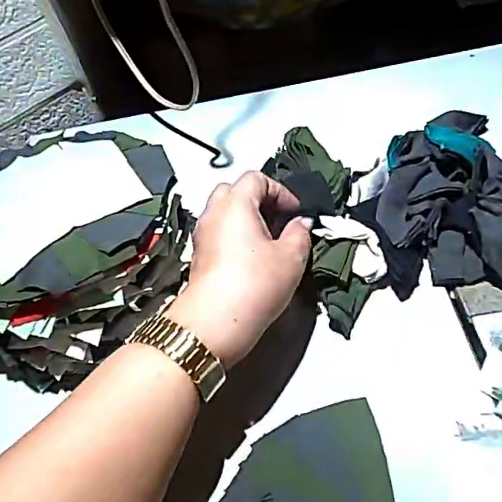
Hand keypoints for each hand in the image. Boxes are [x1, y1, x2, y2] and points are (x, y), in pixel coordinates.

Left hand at [165, 172, 312, 366]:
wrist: (216, 323)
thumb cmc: (251, 286)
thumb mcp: (292, 257)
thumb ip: (300, 233)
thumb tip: (301, 224)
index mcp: (235, 203)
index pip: (257, 179)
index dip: (281, 191)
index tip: (295, 211)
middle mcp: (214, 214)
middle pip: (235, 191)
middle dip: (260, 201)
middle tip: (281, 220)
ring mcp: (203, 236)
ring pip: (225, 214)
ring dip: (247, 221)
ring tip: (271, 242)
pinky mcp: (200, 258)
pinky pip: (219, 235)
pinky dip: (236, 238)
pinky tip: (255, 260)